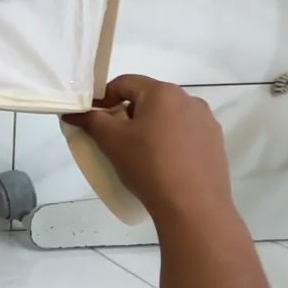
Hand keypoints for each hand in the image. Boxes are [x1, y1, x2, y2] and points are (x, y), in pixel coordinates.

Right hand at [61, 74, 234, 231]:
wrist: (192, 205)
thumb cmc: (147, 165)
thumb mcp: (111, 141)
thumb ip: (90, 120)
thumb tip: (73, 113)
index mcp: (163, 93)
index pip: (124, 83)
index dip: (103, 97)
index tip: (93, 118)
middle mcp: (189, 100)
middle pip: (147, 98)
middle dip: (126, 113)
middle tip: (113, 138)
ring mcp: (206, 121)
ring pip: (167, 116)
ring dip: (148, 127)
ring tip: (138, 153)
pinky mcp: (214, 142)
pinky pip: (183, 133)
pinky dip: (167, 140)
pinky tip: (161, 163)